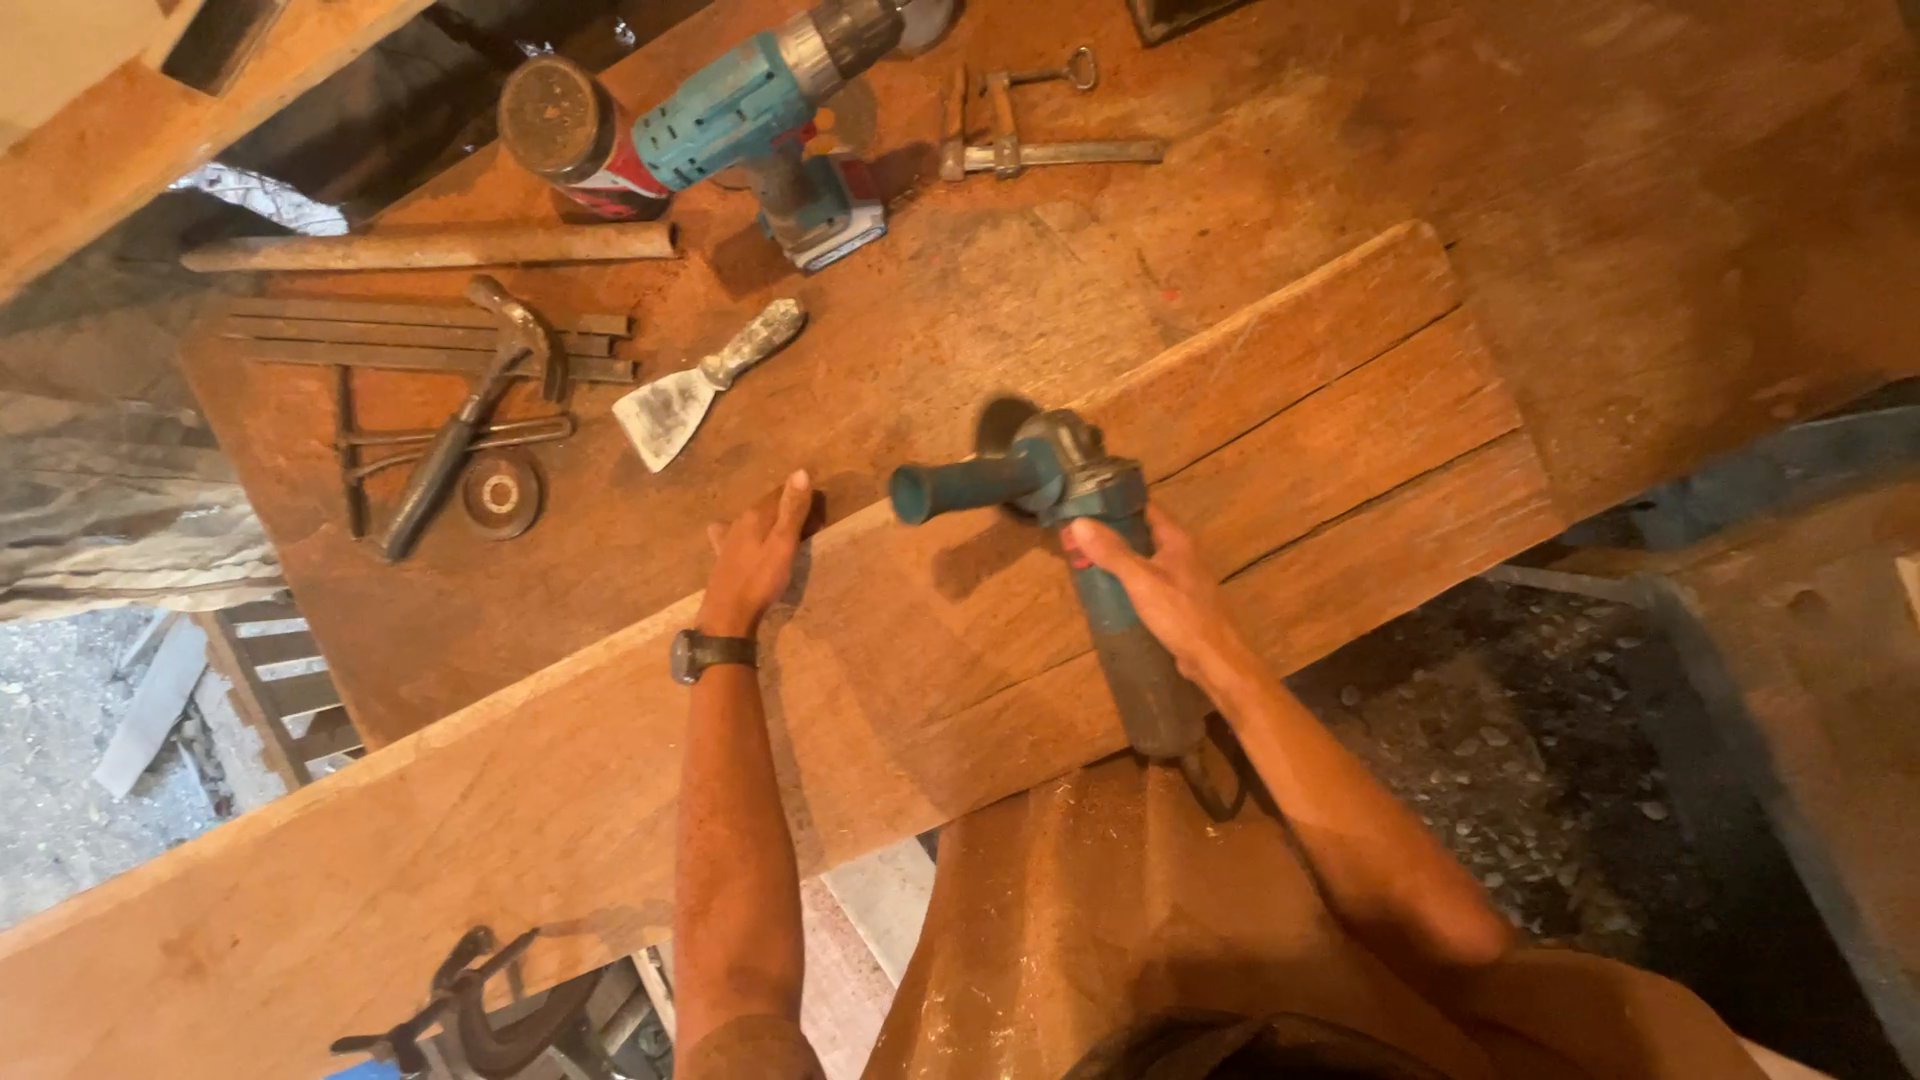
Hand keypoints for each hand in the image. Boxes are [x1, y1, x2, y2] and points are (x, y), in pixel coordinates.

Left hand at [698, 469, 812, 636]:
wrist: (729, 613)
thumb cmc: (761, 579)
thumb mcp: (784, 543)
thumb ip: (792, 509)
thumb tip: (800, 471)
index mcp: (755, 514)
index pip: (780, 493)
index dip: (799, 496)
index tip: (817, 508)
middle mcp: (738, 521)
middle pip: (766, 506)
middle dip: (785, 509)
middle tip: (807, 524)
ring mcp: (728, 538)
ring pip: (752, 520)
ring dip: (768, 521)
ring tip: (782, 532)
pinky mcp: (723, 556)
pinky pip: (737, 535)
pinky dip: (748, 533)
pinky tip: (743, 540)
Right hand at [1065, 505, 1262, 698]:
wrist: (1212, 657)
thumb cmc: (1179, 613)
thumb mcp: (1141, 579)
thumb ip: (1112, 551)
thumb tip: (1078, 523)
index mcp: (1176, 539)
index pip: (1145, 508)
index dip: (1117, 503)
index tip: (1086, 504)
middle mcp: (1181, 552)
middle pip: (1142, 532)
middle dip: (1111, 532)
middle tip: (1077, 535)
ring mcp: (1181, 576)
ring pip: (1144, 556)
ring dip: (1118, 555)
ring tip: (1085, 556)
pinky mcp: (1177, 598)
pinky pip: (1147, 578)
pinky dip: (1127, 577)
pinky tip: (1109, 586)